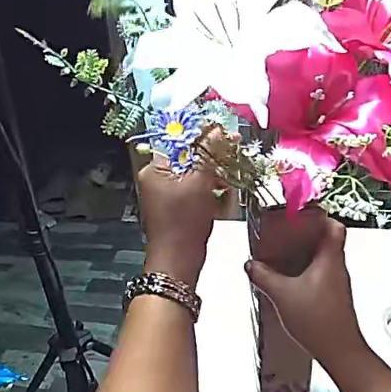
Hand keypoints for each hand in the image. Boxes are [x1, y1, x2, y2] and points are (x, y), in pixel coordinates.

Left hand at [135, 137, 225, 285]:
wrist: (179, 260)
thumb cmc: (184, 222)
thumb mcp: (199, 182)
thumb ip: (209, 154)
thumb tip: (217, 131)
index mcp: (155, 169)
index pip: (178, 141)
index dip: (202, 134)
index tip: (223, 132)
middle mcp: (158, 179)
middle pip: (188, 156)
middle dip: (212, 155)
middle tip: (235, 149)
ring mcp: (168, 193)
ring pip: (195, 173)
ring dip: (214, 172)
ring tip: (233, 172)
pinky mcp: (179, 206)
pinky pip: (196, 189)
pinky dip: (210, 188)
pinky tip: (225, 190)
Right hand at [245, 216, 372, 368]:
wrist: (340, 351)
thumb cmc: (317, 319)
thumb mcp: (283, 294)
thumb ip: (264, 276)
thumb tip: (250, 264)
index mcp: (330, 258)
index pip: (334, 225)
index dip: (320, 216)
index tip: (301, 214)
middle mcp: (338, 267)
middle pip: (328, 240)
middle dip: (308, 234)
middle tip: (287, 233)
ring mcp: (338, 282)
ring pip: (325, 258)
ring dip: (307, 253)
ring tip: (284, 254)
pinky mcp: (335, 297)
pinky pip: (323, 274)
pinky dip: (308, 271)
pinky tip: (291, 280)